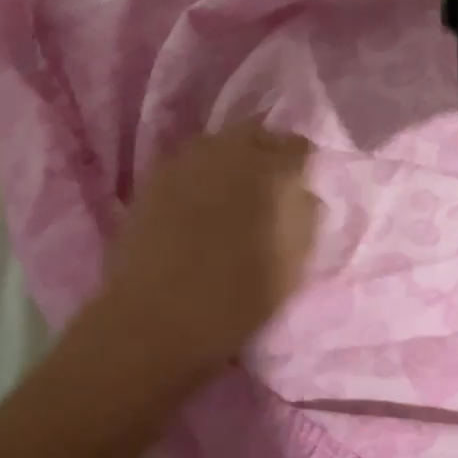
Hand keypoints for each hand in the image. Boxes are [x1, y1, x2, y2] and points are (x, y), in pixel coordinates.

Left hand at [91, 121, 321, 382]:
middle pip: (255, 134)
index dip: (304, 164)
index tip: (305, 184)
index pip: (297, 146)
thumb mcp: (293, 265)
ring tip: (235, 193)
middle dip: (267, 152)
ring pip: (218, 144)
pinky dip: (201, 175)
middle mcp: (226, 152)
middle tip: (272, 185)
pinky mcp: (153, 180)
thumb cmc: (235, 299)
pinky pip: (188, 163)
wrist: (152, 323)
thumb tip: (304, 192)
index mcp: (269, 169)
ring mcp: (184, 162)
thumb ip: (305, 217)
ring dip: (231, 161)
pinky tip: (201, 203)